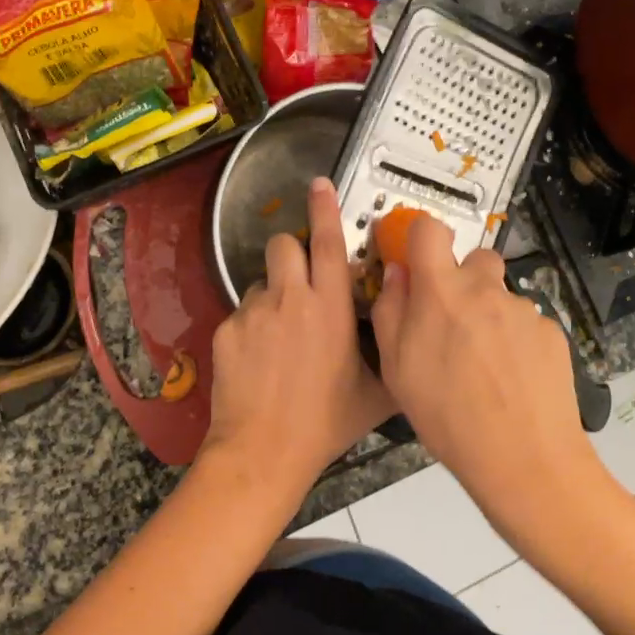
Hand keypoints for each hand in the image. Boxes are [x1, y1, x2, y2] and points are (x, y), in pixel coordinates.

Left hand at [200, 178, 396, 494]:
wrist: (263, 451)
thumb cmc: (326, 423)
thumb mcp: (376, 393)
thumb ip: (393, 355)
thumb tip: (408, 336)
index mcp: (330, 307)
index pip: (328, 242)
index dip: (325, 208)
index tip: (319, 183)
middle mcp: (290, 298)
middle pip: (285, 244)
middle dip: (293, 253)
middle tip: (301, 282)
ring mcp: (253, 312)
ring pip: (261, 281)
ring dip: (273, 295)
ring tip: (280, 335)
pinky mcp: (226, 330)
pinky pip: (241, 314)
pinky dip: (251, 328)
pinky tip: (257, 362)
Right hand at [369, 214, 601, 528]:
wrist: (524, 459)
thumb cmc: (446, 416)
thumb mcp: (395, 369)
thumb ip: (390, 311)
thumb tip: (397, 274)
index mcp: (441, 292)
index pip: (430, 229)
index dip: (422, 237)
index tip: (419, 263)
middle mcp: (485, 289)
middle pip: (475, 259)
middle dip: (463, 281)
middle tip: (454, 324)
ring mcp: (523, 310)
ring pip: (501, 296)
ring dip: (490, 315)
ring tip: (485, 366)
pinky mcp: (551, 334)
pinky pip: (526, 324)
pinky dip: (516, 342)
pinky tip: (513, 381)